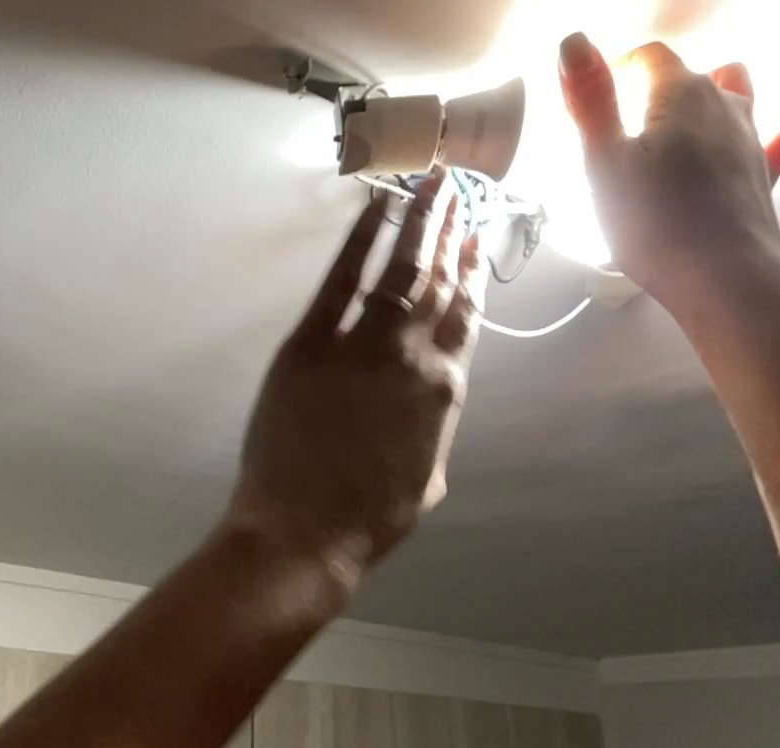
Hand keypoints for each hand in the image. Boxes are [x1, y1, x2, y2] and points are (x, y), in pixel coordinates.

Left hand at [228, 177, 483, 575]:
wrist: (304, 534)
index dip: (471, 274)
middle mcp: (413, 359)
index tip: (475, 240)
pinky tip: (375, 205)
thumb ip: (433, 426)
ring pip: (401, 270)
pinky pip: (342, 280)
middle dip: (451, 230)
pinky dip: (360, 239)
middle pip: (439, 282)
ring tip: (430, 181)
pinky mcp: (309, 348)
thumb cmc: (366, 521)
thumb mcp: (424, 475)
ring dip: (418, 220)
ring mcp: (361, 348)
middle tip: (459, 188)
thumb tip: (432, 399)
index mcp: (445, 392)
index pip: (464, 318)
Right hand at [559, 33, 779, 304]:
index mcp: (680, 97)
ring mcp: (750, 138)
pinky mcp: (763, 175)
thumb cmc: (653, 221)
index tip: (596, 86)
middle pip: (696, 75)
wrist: (720, 275)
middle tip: (630, 111)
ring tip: (689, 112)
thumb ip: (590, 102)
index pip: (652, 58)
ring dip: (714, 94)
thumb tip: (573, 41)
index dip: (621, 65)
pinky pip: (779, 140)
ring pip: (738, 96)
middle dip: (662, 84)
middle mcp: (724, 106)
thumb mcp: (602, 163)